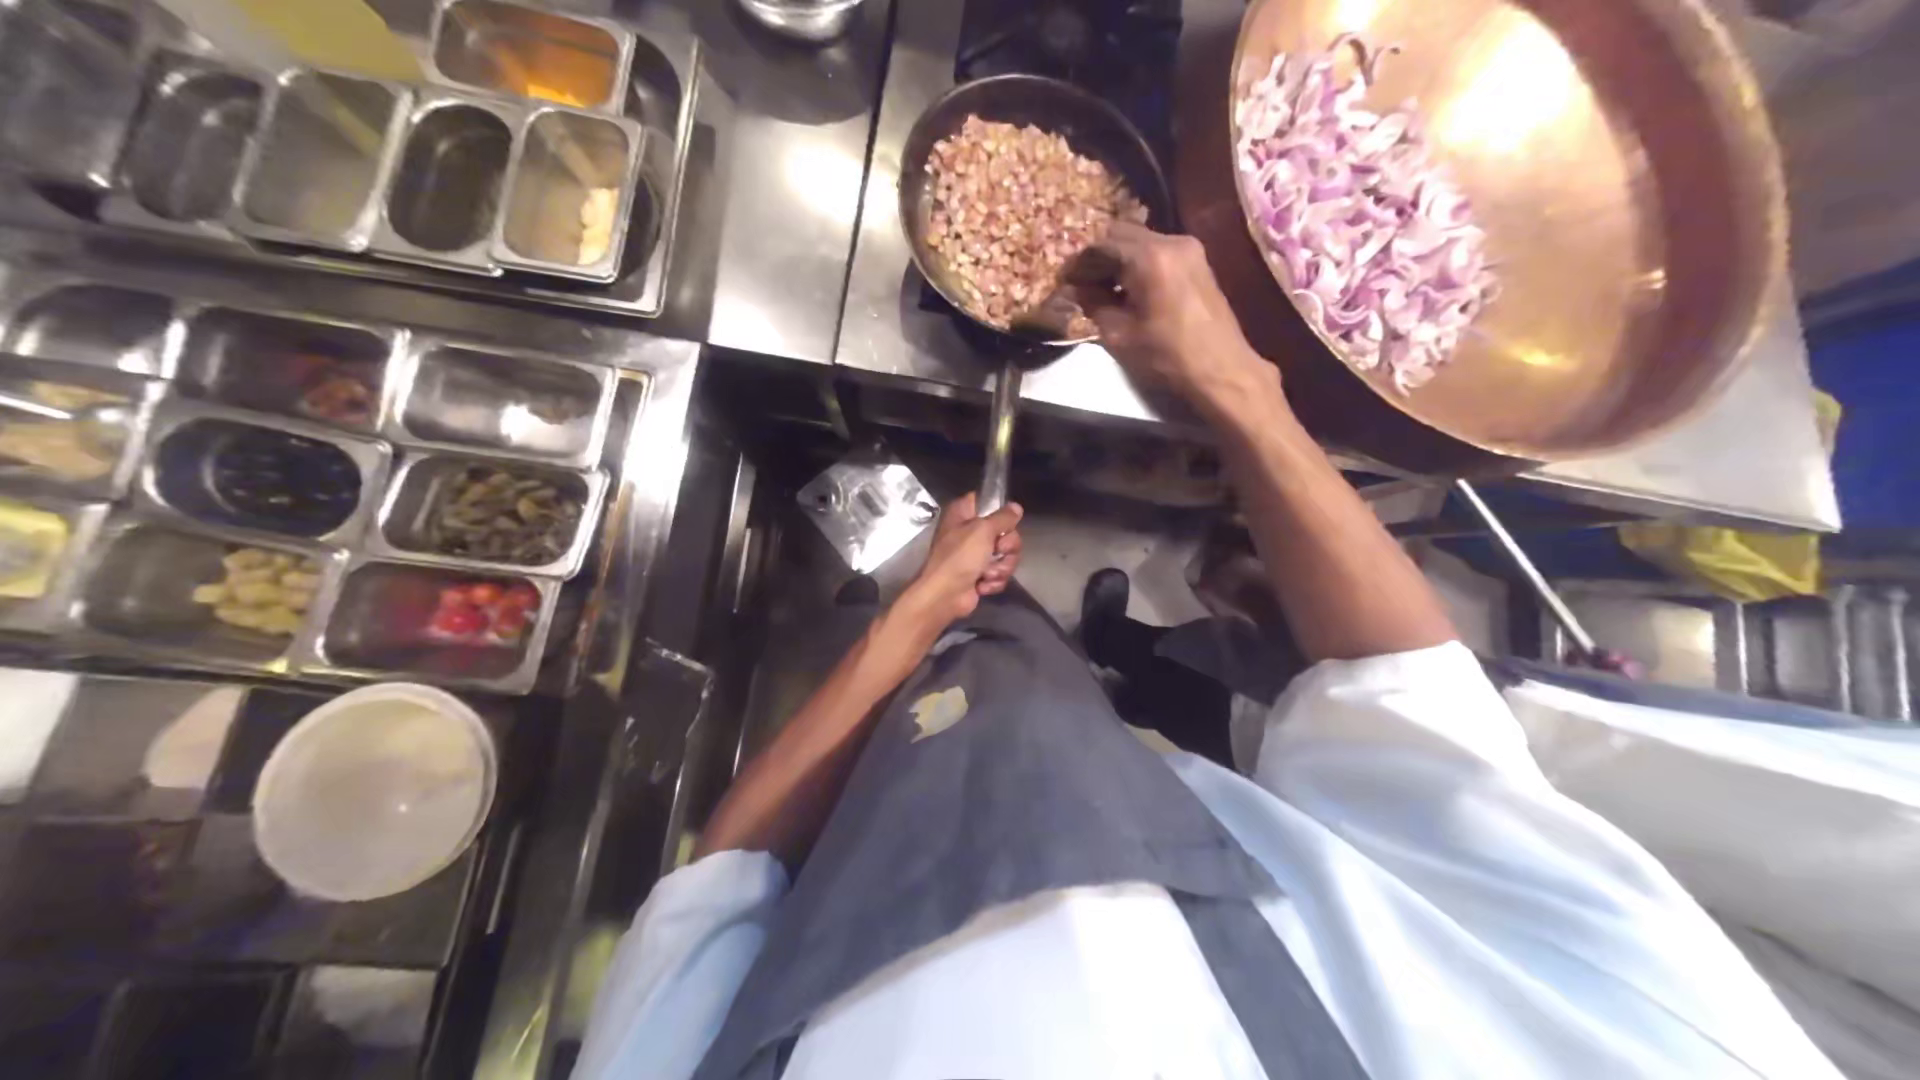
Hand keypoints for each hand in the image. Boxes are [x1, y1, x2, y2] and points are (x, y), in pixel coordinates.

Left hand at [895, 493, 1023, 633]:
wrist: (944, 596)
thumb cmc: (959, 557)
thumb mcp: (983, 530)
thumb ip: (1003, 517)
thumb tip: (1016, 507)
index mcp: (964, 514)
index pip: (986, 499)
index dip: (998, 509)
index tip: (1005, 520)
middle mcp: (970, 531)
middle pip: (1005, 530)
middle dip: (1007, 546)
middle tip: (998, 550)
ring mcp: (977, 554)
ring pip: (1006, 554)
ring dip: (1001, 566)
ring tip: (986, 574)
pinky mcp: (981, 574)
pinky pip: (1000, 572)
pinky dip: (994, 580)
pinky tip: (982, 585)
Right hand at [1069, 222, 1282, 417]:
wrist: (1221, 369)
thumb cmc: (1167, 356)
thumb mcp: (1119, 334)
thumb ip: (1094, 304)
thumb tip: (1079, 289)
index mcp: (1149, 257)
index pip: (1101, 246)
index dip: (1078, 263)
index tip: (1064, 281)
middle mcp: (1171, 241)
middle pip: (1121, 235)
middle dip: (1097, 257)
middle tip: (1081, 283)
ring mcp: (1188, 248)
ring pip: (1139, 241)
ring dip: (1117, 260)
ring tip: (1102, 289)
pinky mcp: (1197, 261)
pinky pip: (1156, 251)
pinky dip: (1137, 264)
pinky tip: (1127, 289)